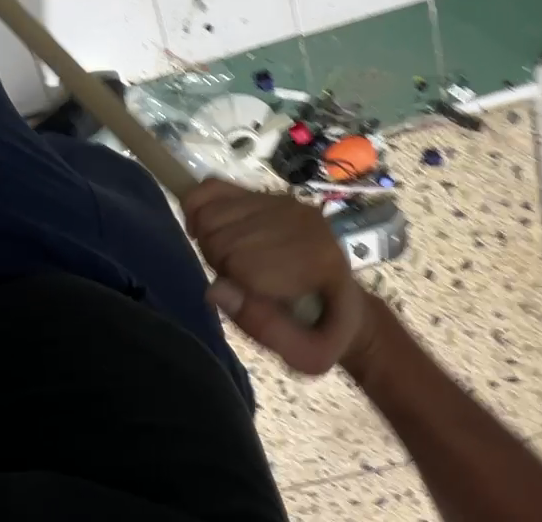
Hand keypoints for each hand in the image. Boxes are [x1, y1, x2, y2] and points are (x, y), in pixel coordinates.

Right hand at [183, 179, 371, 375]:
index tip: (250, 300)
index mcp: (316, 258)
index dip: (232, 286)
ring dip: (208, 240)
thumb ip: (264, 328)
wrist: (345, 304)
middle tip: (239, 282)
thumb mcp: (306, 354)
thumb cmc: (323, 332)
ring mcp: (281, 201)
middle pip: (218, 234)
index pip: (239, 260)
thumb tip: (215, 289)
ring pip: (209, 212)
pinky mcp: (265, 193)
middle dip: (217, 262)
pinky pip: (212, 187)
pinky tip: (206, 230)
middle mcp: (299, 219)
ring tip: (231, 260)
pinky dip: (197, 207)